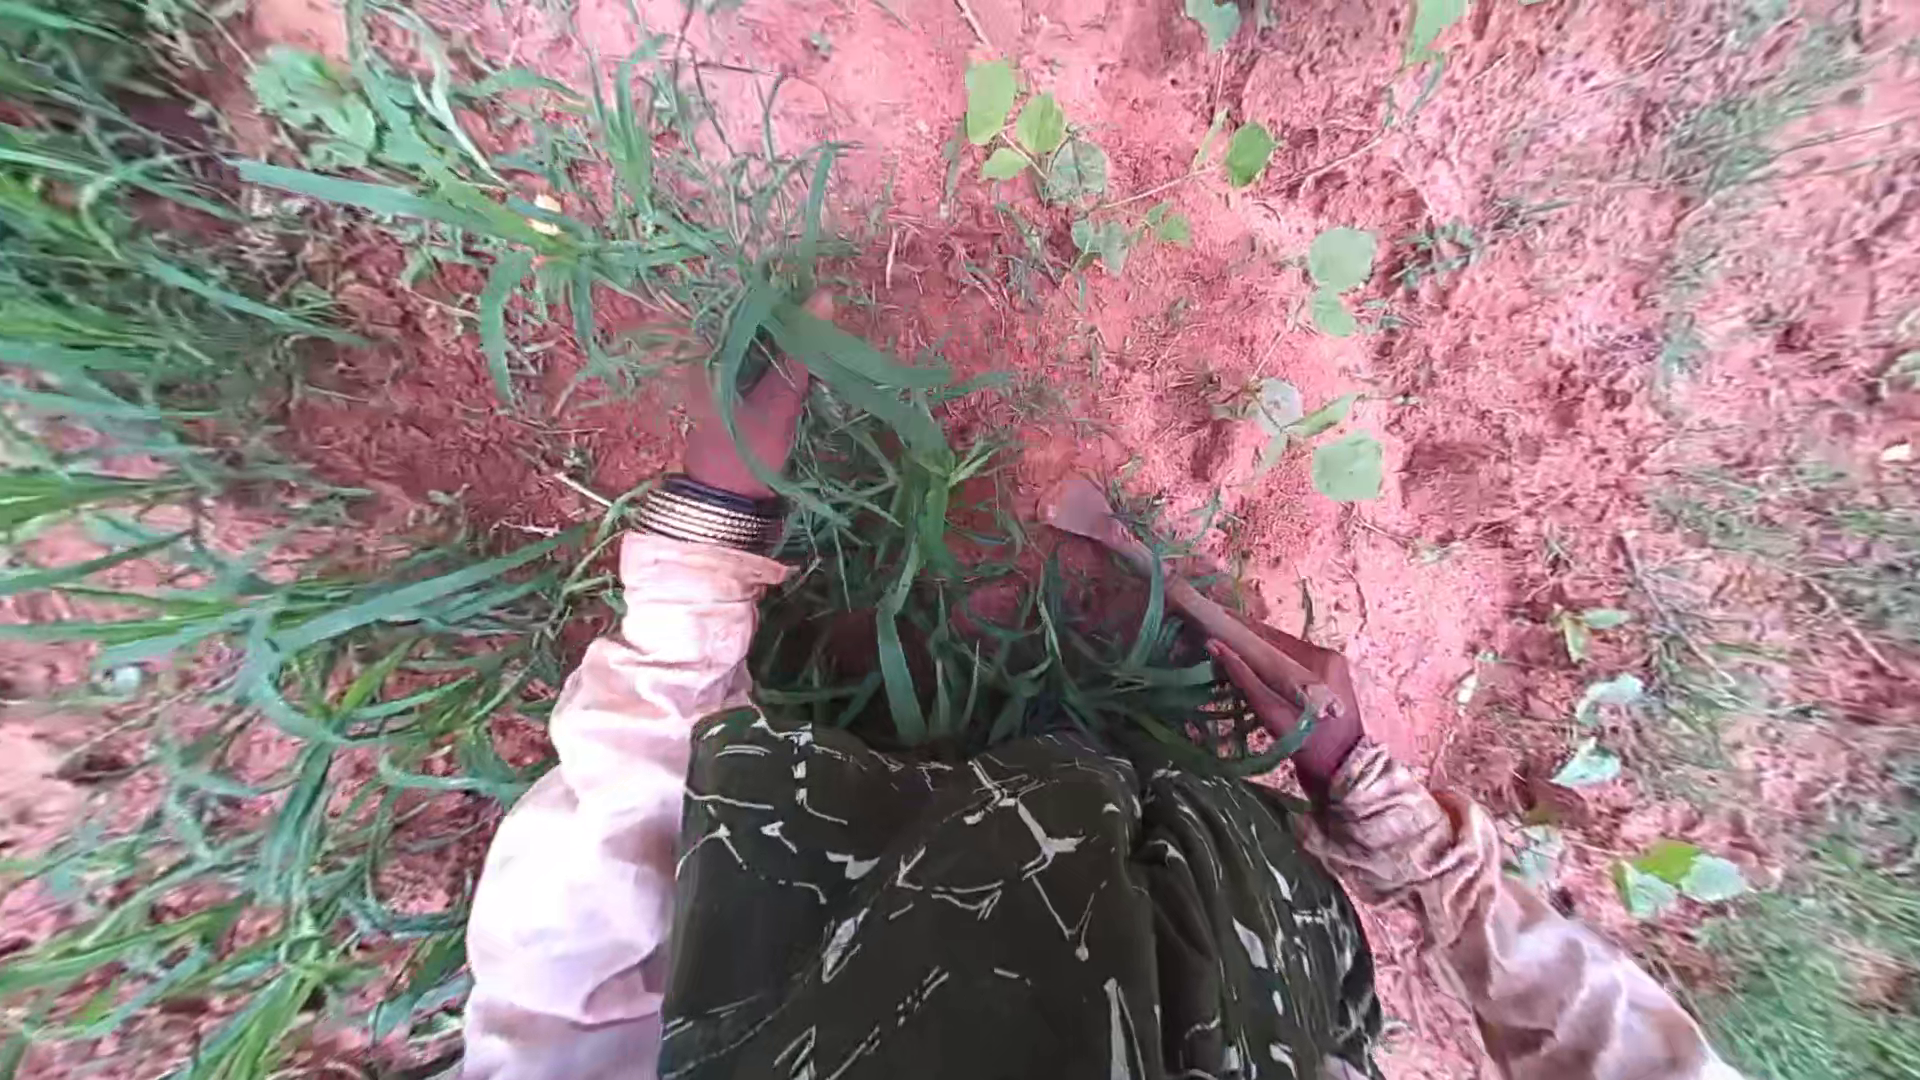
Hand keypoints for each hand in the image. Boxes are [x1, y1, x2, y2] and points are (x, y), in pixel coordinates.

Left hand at [682, 292, 831, 498]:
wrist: (730, 499)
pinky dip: (793, 362)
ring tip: (827, 330)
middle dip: (794, 320)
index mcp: (709, 349)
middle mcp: (716, 355)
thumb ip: (799, 353)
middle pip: (760, 324)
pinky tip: (815, 360)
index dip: (783, 297)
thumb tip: (824, 297)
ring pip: (768, 344)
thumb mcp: (776, 399)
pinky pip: (771, 366)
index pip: (747, 305)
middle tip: (829, 313)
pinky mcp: (746, 394)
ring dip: (796, 341)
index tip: (816, 293)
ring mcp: (731, 376)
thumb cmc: (744, 449)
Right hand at [1206, 616, 1363, 797]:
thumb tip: (1214, 645)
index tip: (1211, 622)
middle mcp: (1325, 655)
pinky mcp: (1324, 677)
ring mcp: (1327, 666)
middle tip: (1213, 639)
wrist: (1345, 774)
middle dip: (1243, 641)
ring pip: (1279, 651)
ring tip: (1225, 652)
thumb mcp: (1271, 712)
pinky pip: (1287, 662)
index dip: (1238, 629)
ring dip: (1253, 652)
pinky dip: (1266, 663)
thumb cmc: (1308, 746)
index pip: (1268, 635)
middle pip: (1274, 641)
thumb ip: (1242, 677)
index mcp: (1318, 659)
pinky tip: (1248, 667)